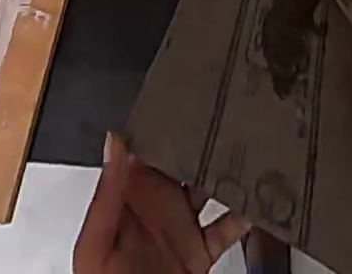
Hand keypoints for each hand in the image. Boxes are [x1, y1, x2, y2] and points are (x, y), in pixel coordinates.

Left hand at [74, 132, 249, 273]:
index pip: (147, 148)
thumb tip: (114, 143)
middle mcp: (156, 205)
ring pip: (209, 187)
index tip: (182, 100)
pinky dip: (244, 214)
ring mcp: (180, 228)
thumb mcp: (95, 245)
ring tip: (245, 148)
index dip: (163, 123)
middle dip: (202, 139)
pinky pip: (227, 227)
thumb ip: (107, 195)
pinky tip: (256, 199)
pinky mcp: (200, 252)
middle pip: (183, 161)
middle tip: (225, 115)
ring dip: (226, 170)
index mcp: (128, 196)